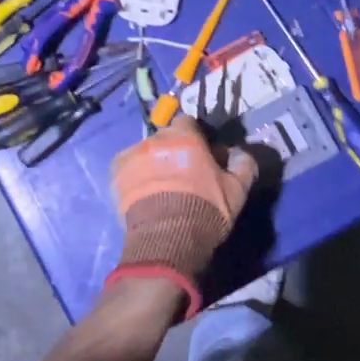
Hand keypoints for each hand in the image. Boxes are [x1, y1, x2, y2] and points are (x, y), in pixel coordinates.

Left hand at [105, 116, 258, 318]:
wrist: (167, 238)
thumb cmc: (206, 209)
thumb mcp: (237, 190)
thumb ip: (243, 164)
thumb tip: (241, 153)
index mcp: (185, 136)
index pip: (189, 122)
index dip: (195, 137)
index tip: (201, 155)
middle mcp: (155, 138)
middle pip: (165, 137)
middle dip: (173, 150)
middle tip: (182, 174)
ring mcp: (132, 155)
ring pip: (145, 153)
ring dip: (153, 163)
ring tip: (160, 189)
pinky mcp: (116, 175)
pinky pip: (127, 169)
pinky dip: (135, 177)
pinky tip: (143, 195)